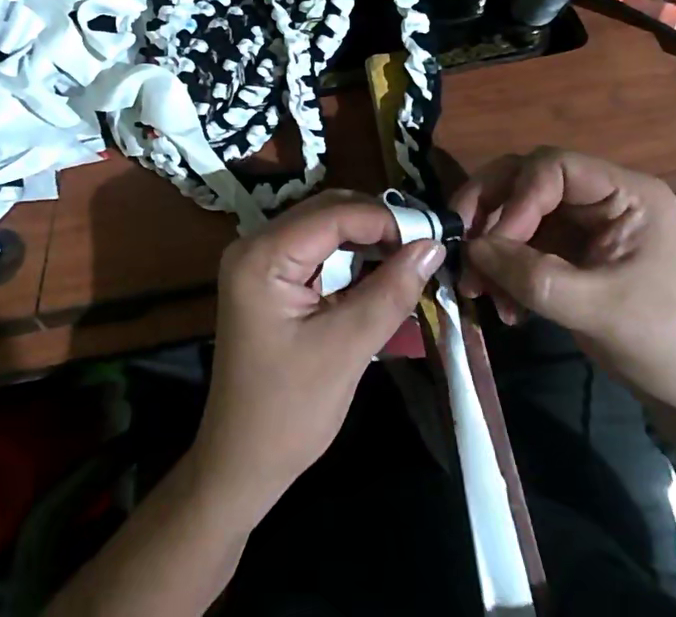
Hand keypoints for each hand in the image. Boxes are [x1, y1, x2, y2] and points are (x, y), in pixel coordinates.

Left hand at [195, 190, 444, 506]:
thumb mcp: (347, 348)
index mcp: (261, 257)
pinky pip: (317, 254)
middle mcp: (254, 247)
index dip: (386, 220)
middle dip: (378, 225)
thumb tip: (433, 246)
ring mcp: (260, 264)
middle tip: (426, 246)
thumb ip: (390, 291)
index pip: (333, 214)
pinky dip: (352, 259)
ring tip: (412, 258)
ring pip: (324, 230)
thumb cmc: (289, 411)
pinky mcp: (270, 282)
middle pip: (327, 213)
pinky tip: (383, 273)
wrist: (243, 461)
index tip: (433, 237)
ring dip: (368, 240)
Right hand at [452, 148, 675, 471]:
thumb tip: (471, 249)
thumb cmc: (666, 344)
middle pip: (528, 181)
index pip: (554, 167)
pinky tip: (503, 306)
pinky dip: (504, 271)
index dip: (516, 199)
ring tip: (479, 292)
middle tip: (458, 244)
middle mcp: (603, 199)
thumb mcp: (598, 309)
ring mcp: (585, 227)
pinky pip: (523, 247)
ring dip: (493, 248)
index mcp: (627, 194)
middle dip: (490, 212)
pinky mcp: (571, 255)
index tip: (490, 244)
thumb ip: (531, 275)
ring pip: (519, 215)